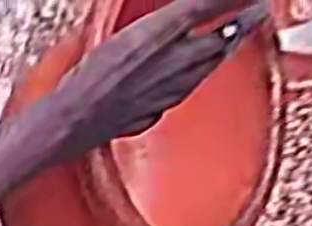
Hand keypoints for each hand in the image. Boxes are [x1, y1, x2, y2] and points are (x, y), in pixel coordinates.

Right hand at [53, 0, 268, 147]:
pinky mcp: (122, 127)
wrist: (57, 127)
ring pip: (187, 84)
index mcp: (193, 56)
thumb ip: (202, 6)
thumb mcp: (158, 27)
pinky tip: (154, 98)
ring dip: (196, 71)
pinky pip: (152, 110)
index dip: (248, 9)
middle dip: (226, 40)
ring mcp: (150, 109)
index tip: (255, 3)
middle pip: (215, 57)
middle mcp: (179, 85)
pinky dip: (159, 100)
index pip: (239, 23)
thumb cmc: (99, 82)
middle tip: (235, 26)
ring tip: (198, 60)